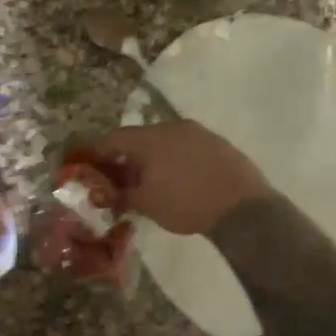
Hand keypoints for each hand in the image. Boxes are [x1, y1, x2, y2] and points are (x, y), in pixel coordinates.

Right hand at [89, 120, 270, 235]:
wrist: (243, 209)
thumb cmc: (185, 203)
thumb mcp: (145, 204)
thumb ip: (120, 194)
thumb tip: (107, 193)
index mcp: (149, 138)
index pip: (113, 139)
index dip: (99, 153)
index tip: (92, 168)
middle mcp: (172, 127)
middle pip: (140, 138)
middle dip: (128, 157)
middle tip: (123, 179)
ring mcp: (198, 132)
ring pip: (165, 141)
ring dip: (154, 158)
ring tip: (153, 181)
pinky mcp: (219, 143)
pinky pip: (187, 147)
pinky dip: (177, 159)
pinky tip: (180, 180)